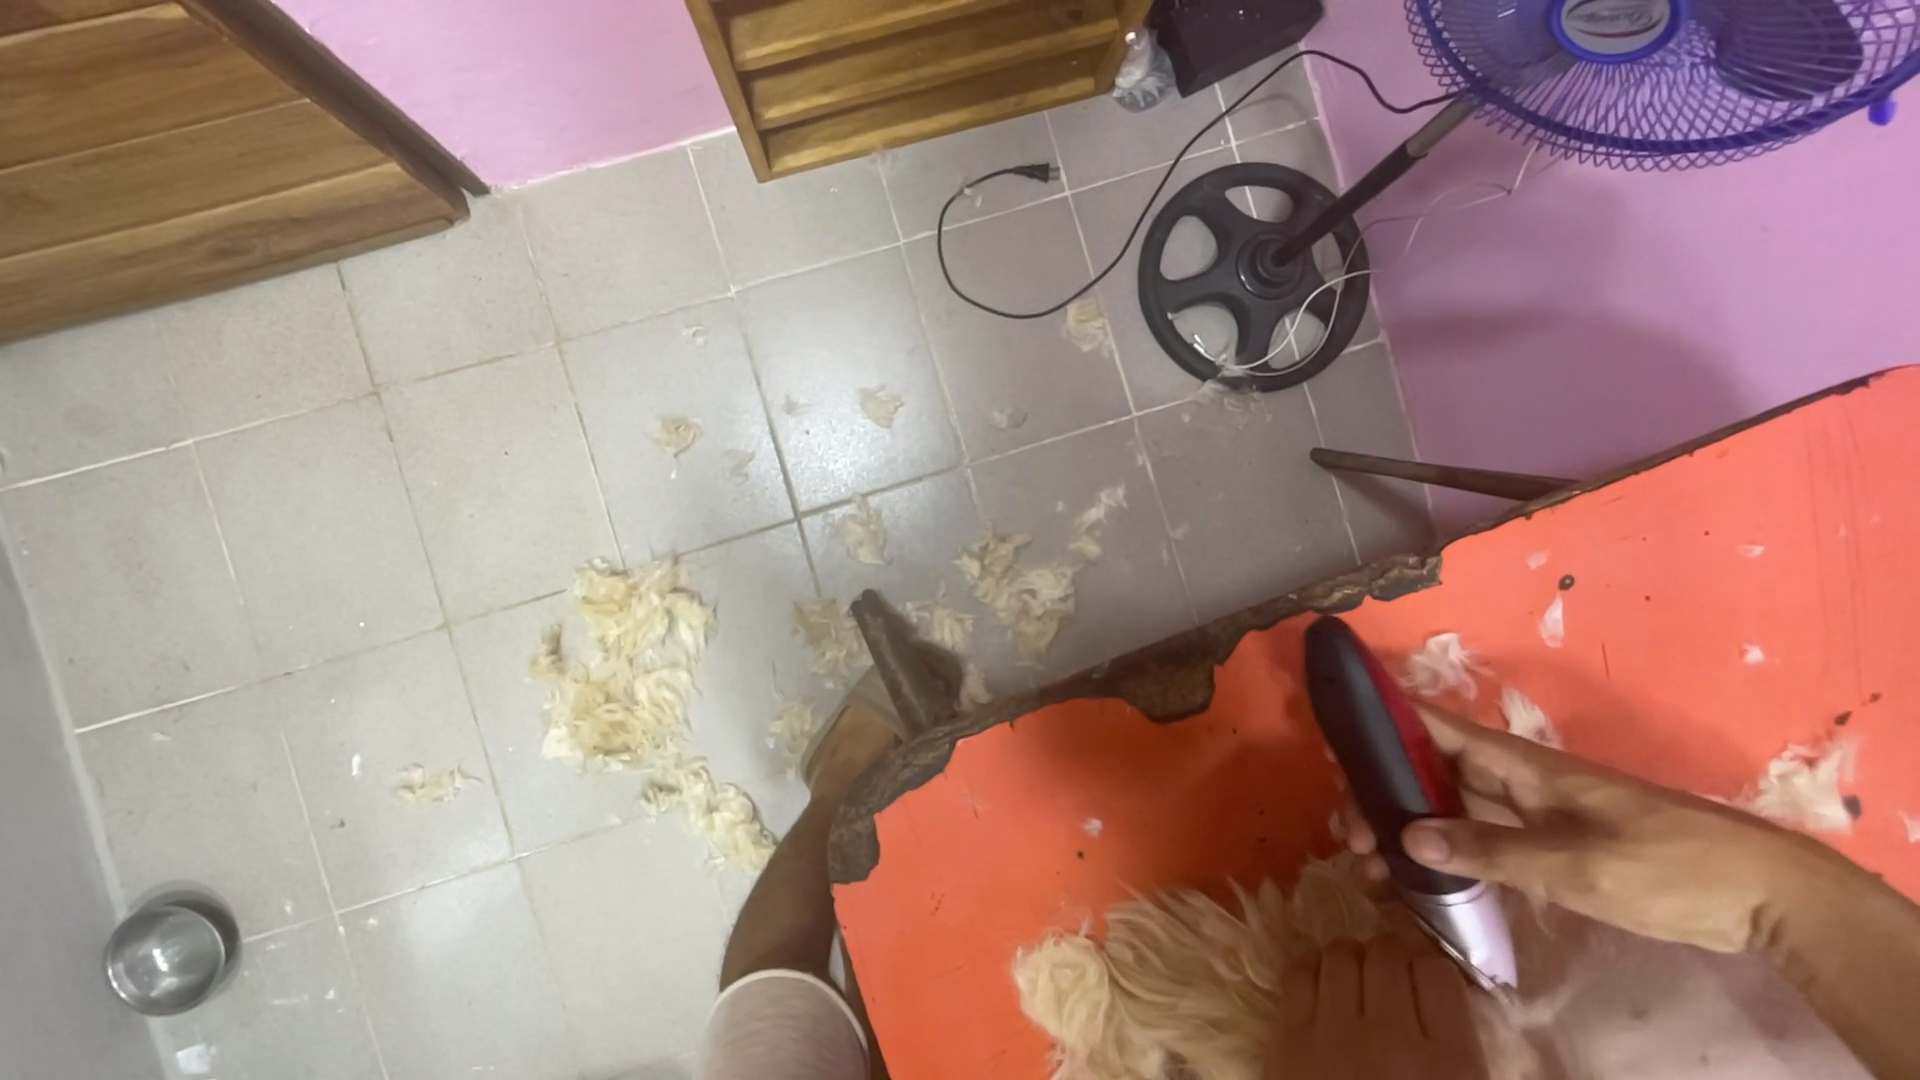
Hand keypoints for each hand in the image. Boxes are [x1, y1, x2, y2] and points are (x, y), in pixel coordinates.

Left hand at [1268, 934, 1485, 1079]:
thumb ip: (1459, 1057)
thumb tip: (1444, 994)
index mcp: (1450, 1067)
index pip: (1439, 973)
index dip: (1434, 968)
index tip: (1429, 977)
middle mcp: (1391, 1037)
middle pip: (1388, 953)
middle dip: (1393, 955)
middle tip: (1393, 973)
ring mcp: (1333, 1031)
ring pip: (1342, 953)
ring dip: (1354, 958)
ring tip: (1358, 979)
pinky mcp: (1287, 1035)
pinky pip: (1300, 970)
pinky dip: (1314, 967)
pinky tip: (1323, 985)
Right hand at [1345, 706, 1832, 953]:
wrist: (1759, 895)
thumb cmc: (1665, 863)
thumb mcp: (1576, 863)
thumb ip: (1490, 849)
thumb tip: (1407, 838)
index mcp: (1514, 763)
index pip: (1432, 725)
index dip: (1380, 718)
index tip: (1333, 730)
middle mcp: (1507, 779)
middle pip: (1424, 772)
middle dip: (1377, 793)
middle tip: (1345, 831)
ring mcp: (1519, 812)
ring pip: (1441, 808)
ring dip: (1400, 829)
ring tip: (1366, 864)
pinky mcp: (1534, 845)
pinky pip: (1468, 840)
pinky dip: (1435, 854)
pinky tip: (1410, 880)